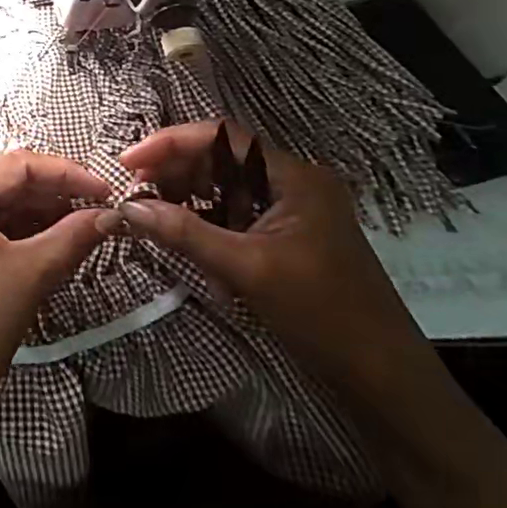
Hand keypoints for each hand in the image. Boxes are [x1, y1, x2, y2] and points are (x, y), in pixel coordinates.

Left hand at [0, 150, 113, 429]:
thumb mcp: (30, 275)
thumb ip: (73, 236)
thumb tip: (113, 214)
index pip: (20, 165)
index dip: (68, 173)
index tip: (107, 191)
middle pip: (13, 183)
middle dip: (60, 193)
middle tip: (102, 209)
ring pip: (8, 207)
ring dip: (48, 214)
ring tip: (89, 225)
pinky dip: (31, 233)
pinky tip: (62, 242)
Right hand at [114, 121, 431, 386]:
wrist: (378, 369)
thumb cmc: (319, 311)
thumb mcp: (245, 269)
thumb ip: (186, 233)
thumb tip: (129, 208)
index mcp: (293, 176)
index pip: (222, 138)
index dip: (170, 143)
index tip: (128, 162)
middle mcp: (292, 181)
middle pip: (221, 160)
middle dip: (175, 173)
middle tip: (134, 195)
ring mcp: (289, 209)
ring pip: (226, 189)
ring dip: (188, 200)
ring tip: (151, 217)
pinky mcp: (285, 235)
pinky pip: (237, 216)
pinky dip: (208, 224)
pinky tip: (186, 243)